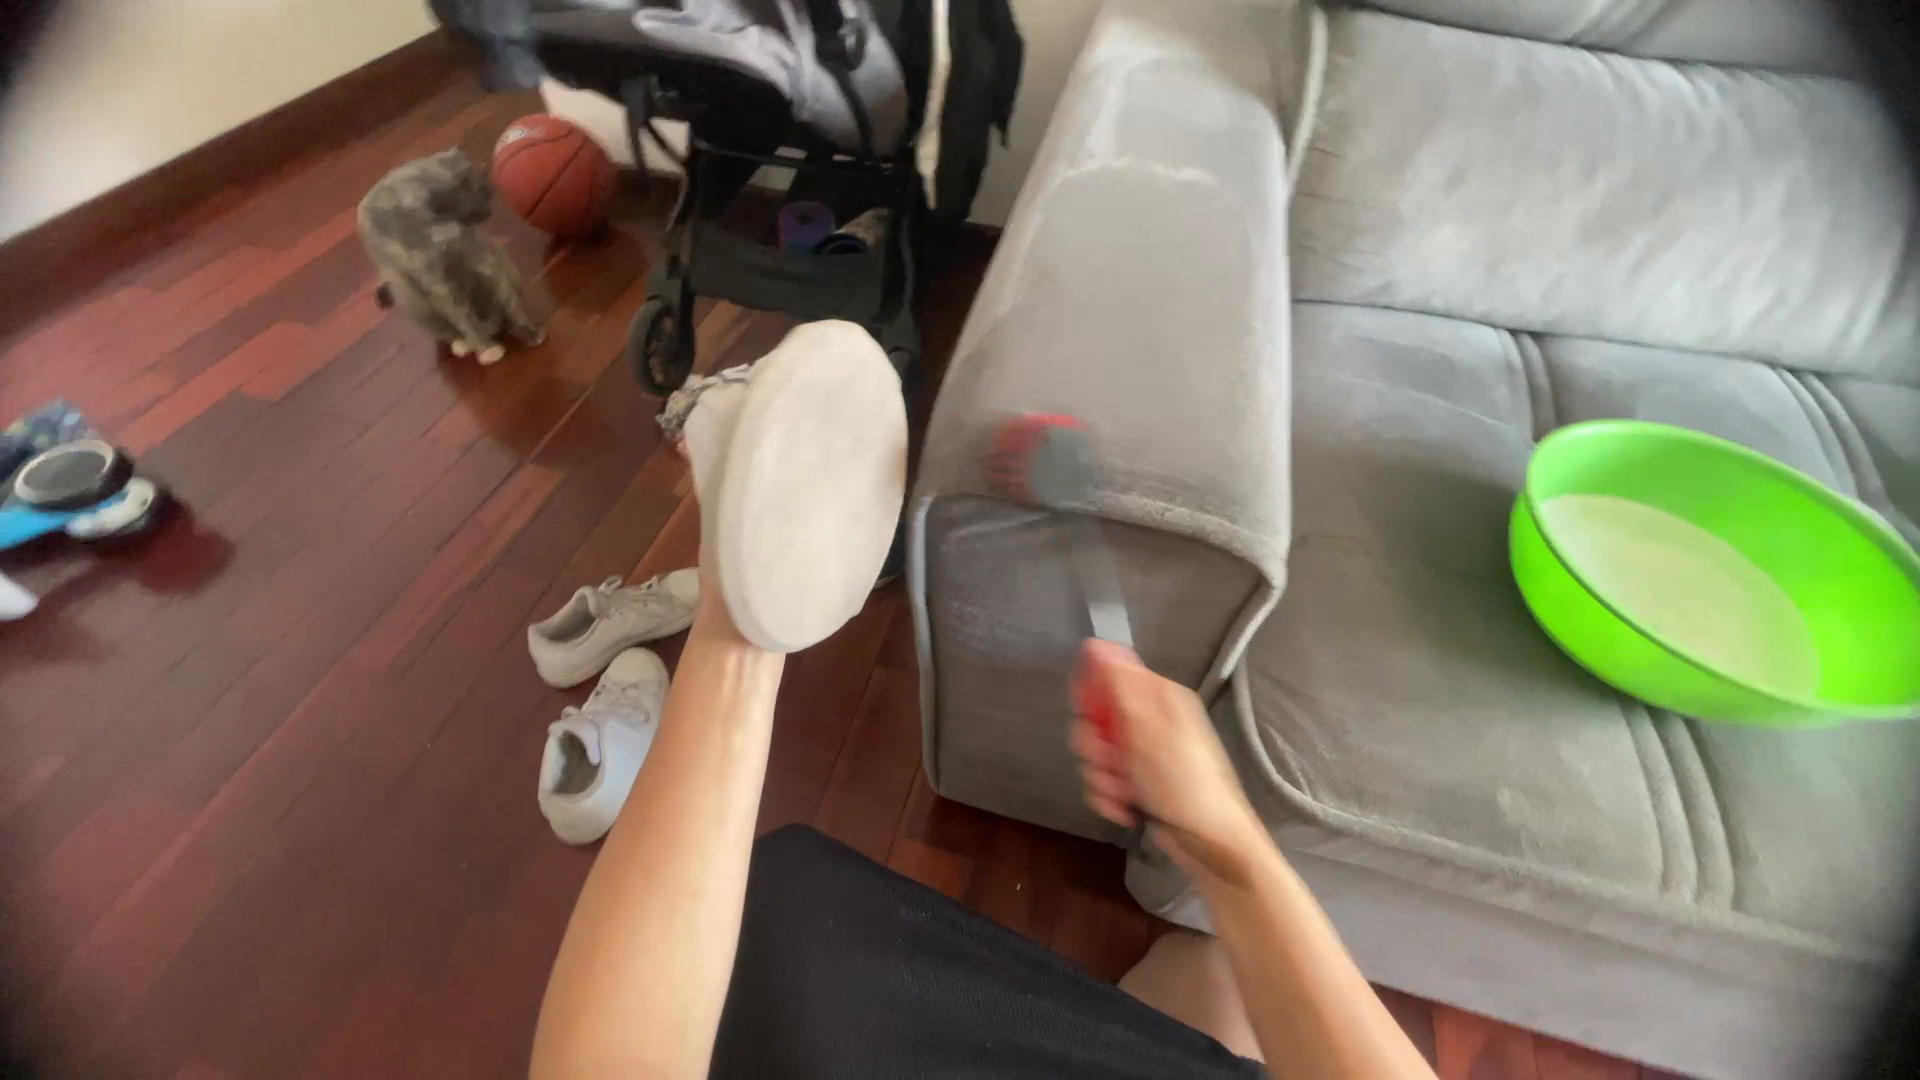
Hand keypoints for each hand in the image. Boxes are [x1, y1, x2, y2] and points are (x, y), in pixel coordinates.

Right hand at [1071, 640, 1264, 876]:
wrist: (1211, 842)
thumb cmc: (1184, 781)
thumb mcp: (1149, 728)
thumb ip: (1119, 685)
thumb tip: (1096, 643)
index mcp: (1157, 697)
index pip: (1108, 674)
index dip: (1090, 694)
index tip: (1090, 716)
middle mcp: (1149, 719)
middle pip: (1095, 716)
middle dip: (1095, 743)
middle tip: (1111, 759)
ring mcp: (1142, 752)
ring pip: (1095, 751)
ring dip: (1101, 775)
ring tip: (1124, 791)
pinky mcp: (1136, 781)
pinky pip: (1103, 778)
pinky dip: (1108, 795)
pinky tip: (1124, 807)